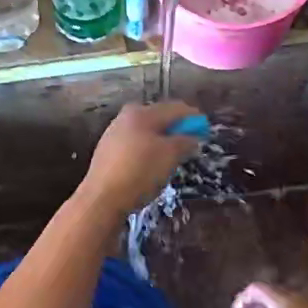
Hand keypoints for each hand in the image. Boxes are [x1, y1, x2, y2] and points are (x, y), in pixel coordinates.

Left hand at [76, 99, 202, 217]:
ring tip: (171, 157)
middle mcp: (125, 118)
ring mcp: (113, 134)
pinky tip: (150, 165)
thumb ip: (185, 142)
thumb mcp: (170, 156)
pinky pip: (133, 145)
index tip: (204, 130)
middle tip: (188, 143)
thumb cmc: (140, 172)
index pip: (175, 108)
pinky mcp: (106, 152)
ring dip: (161, 141)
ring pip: (145, 132)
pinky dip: (146, 150)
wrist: (102, 199)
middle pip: (158, 118)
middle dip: (176, 129)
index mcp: (142, 113)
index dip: (193, 118)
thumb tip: (192, 137)